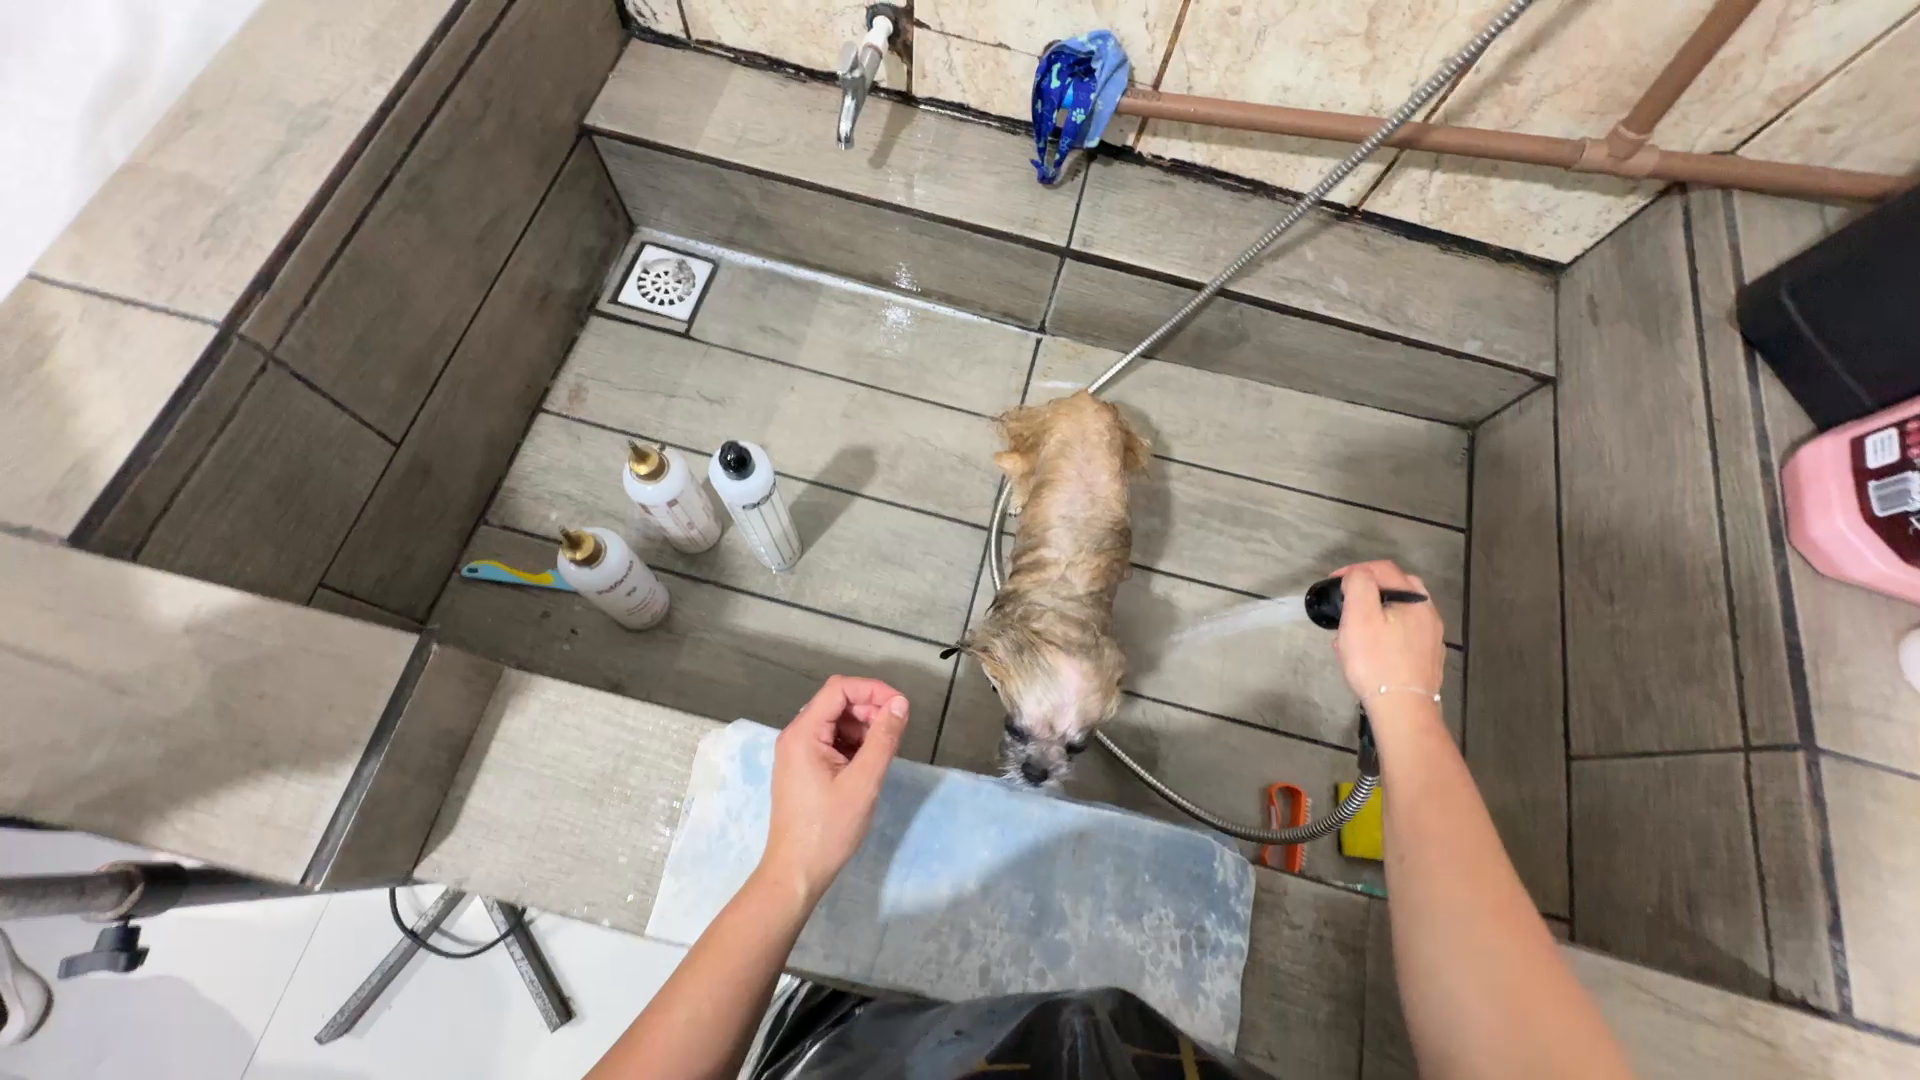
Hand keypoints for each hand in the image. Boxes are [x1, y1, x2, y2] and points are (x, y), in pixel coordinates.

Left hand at [758, 676, 910, 905]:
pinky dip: (854, 744)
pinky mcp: (804, 768)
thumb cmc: (829, 828)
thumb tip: (900, 704)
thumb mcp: (864, 782)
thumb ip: (883, 739)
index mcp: (803, 733)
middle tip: (897, 731)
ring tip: (885, 751)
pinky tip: (869, 763)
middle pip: (837, 702)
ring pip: (836, 721)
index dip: (873, 690)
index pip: (839, 689)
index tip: (901, 706)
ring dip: (864, 727)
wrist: (796, 873)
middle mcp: (796, 735)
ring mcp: (798, 752)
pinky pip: (832, 740)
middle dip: (870, 708)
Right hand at [1331, 561, 1446, 715]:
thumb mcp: (1359, 617)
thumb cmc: (1376, 660)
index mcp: (1414, 600)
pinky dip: (1386, 629)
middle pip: (1399, 586)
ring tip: (1354, 625)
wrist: (1402, 708)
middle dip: (1371, 587)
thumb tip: (1358, 575)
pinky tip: (1370, 646)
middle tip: (1347, 600)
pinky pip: (1404, 632)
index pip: (1384, 569)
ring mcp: (1431, 637)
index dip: (1355, 569)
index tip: (1333, 581)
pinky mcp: (1427, 657)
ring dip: (1377, 609)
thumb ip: (1359, 585)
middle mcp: (1429, 614)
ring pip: (1401, 611)